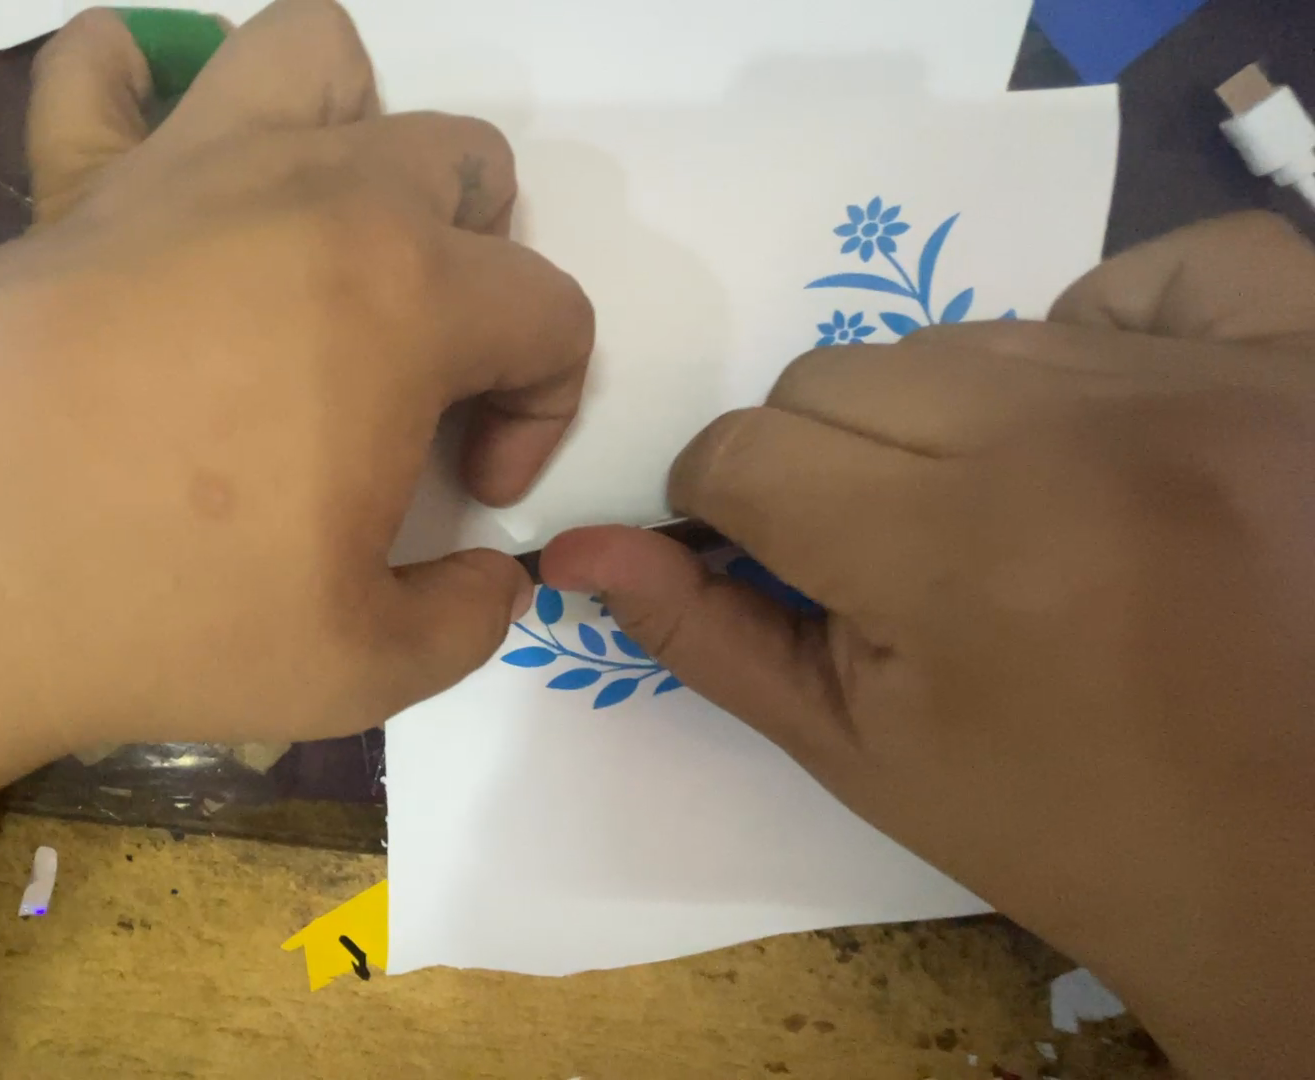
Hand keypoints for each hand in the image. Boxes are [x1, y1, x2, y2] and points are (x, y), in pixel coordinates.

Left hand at [0, 0, 592, 816]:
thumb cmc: (163, 617)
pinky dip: (148, 98)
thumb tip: (496, 576)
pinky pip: (108, 75)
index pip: (551, 313)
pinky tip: (160, 187)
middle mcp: (314, 194)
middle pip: (464, 169)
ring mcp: (184, 168)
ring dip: (362, 145)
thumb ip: (470, 621)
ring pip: (322, 63)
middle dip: (480, 278)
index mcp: (407, 296)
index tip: (477, 489)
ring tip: (330, 260)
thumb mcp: (363, 669)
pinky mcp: (71, 187)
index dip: (543, 409)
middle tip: (417, 386)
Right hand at [542, 213, 1314, 1078]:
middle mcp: (1086, 437)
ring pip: (951, 336)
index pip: (740, 454)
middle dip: (806, 462)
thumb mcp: (842, 742)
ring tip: (984, 507)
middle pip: (827, 380)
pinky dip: (1099, 329)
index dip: (712, 504)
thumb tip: (574, 552)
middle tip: (866, 549)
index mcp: (956, 552)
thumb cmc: (1056, 823)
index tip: (752, 555)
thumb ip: (697, 631)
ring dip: (922, 416)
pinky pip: (1163, 271)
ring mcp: (1229, 379)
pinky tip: (1102, 414)